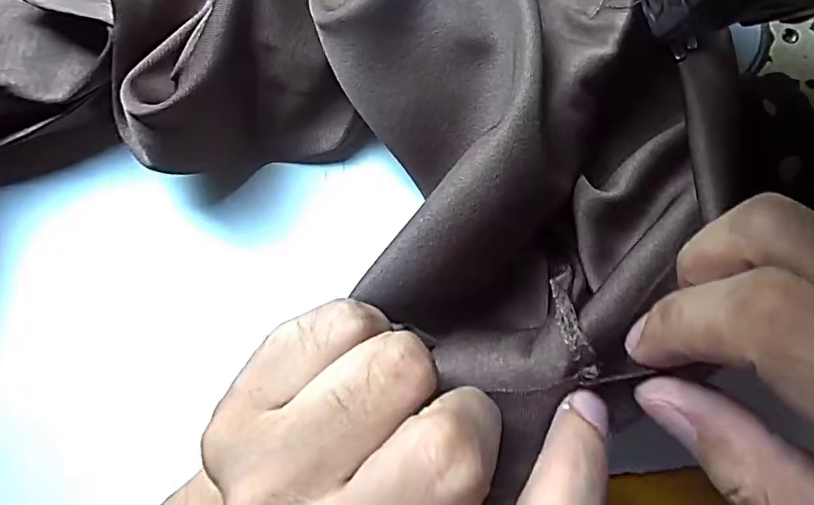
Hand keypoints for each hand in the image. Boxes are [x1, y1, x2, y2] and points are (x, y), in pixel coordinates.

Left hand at [166, 299, 608, 504]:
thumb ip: (553, 492)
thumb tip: (583, 409)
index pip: (461, 460)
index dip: (506, 442)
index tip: (514, 435)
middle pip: (434, 413)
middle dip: (443, 410)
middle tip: (420, 439)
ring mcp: (258, 477)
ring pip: (388, 353)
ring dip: (396, 367)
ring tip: (377, 411)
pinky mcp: (230, 421)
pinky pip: (333, 324)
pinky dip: (352, 337)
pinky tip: (338, 386)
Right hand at [625, 193, 813, 504]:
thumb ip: (757, 469)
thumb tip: (665, 396)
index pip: (765, 306)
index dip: (686, 317)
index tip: (638, 352)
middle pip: (774, 223)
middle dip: (702, 257)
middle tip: (673, 324)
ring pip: (800, 222)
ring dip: (738, 258)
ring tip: (716, 325)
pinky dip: (786, 267)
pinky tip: (793, 331)